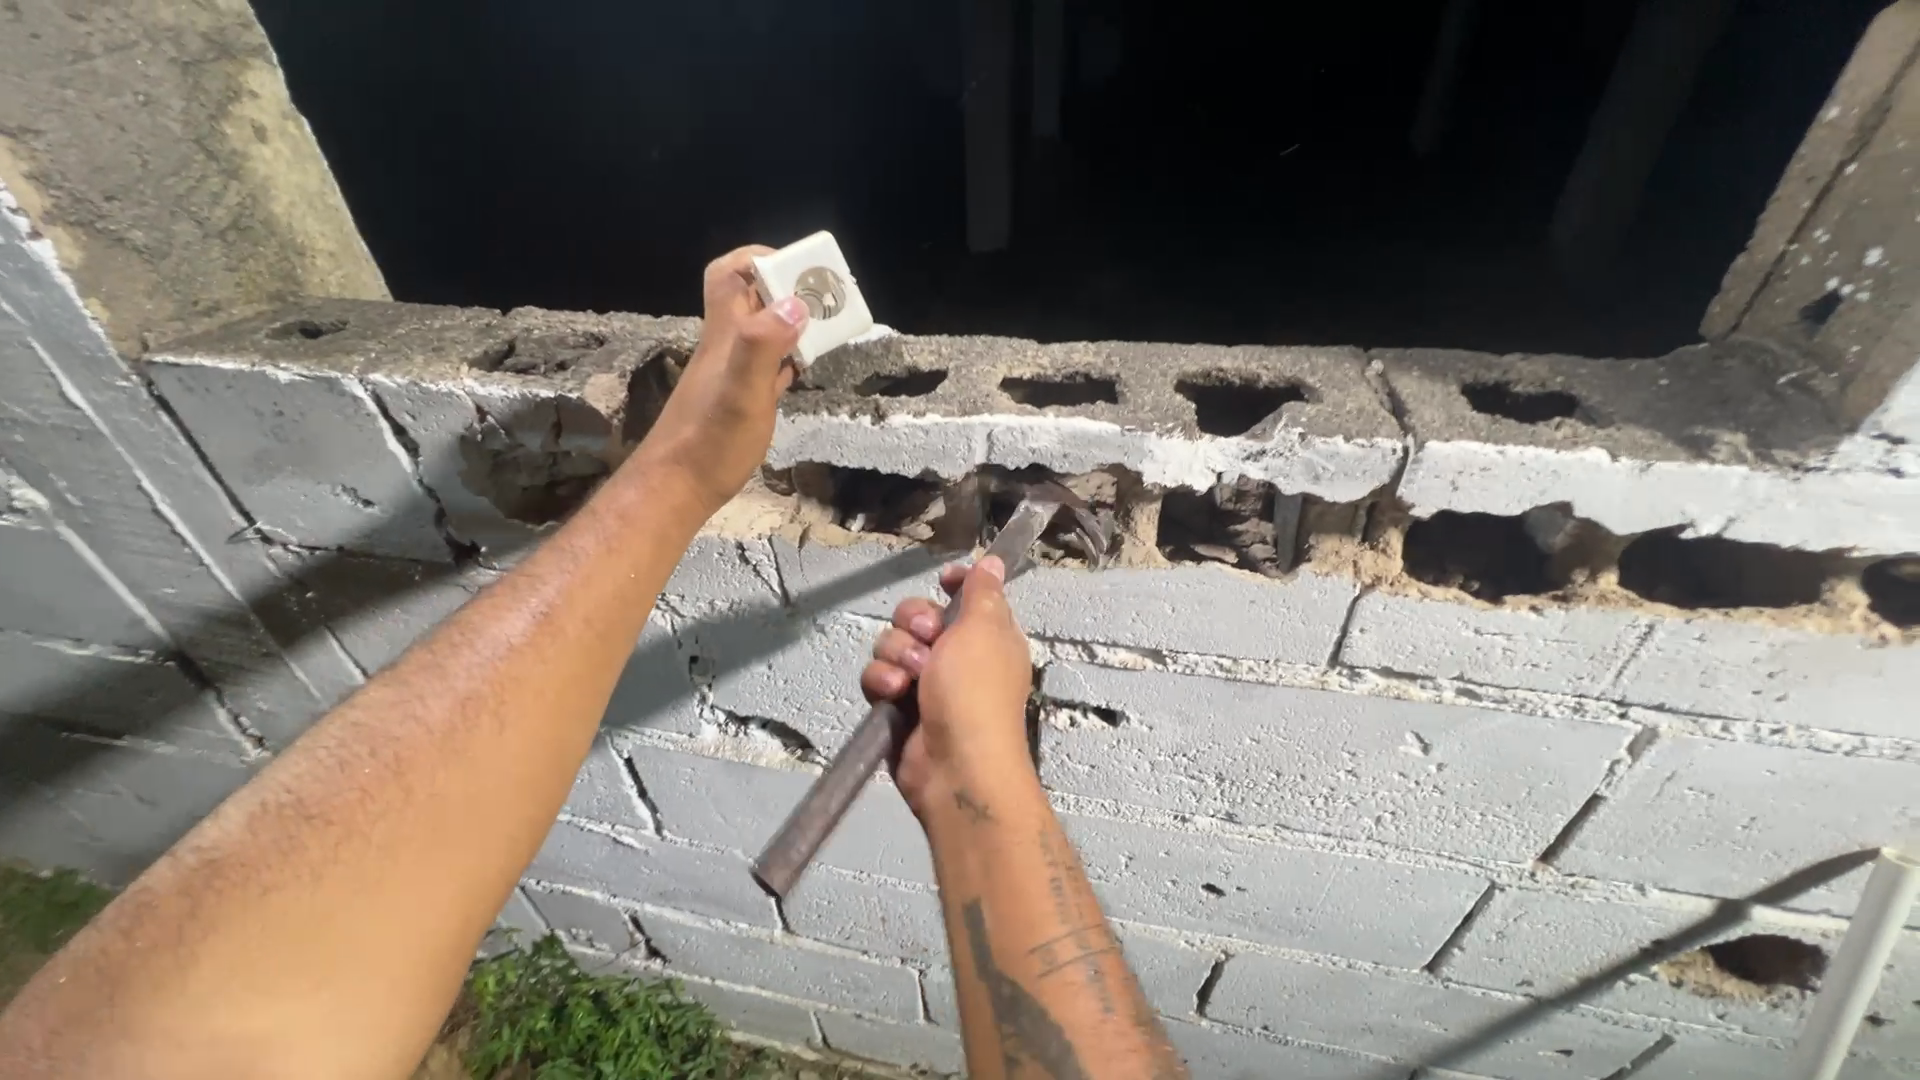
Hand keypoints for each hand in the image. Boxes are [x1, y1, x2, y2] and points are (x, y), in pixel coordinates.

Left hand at [628, 245, 808, 513]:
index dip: (762, 260)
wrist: (679, 487)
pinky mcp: (742, 400)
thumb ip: (763, 345)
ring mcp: (734, 373)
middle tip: (828, 298)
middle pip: (753, 298)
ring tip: (828, 326)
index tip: (800, 270)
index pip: (731, 273)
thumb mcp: (741, 393)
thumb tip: (795, 303)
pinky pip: (769, 365)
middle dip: (789, 289)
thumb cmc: (710, 443)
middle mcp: (728, 347)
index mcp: (725, 336)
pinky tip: (804, 365)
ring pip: (765, 331)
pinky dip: (790, 357)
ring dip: (794, 322)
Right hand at [860, 557, 1035, 819]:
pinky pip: (877, 676)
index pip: (967, 595)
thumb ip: (983, 592)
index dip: (954, 583)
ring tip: (911, 678)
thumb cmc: (976, 690)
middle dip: (914, 622)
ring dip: (898, 655)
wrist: (955, 765)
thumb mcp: (985, 629)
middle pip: (919, 614)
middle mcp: (957, 655)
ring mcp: (926, 682)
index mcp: (987, 635)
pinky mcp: (898, 706)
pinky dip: (882, 682)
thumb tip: (993, 562)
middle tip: (928, 638)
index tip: (943, 580)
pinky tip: (894, 694)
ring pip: (893, 644)